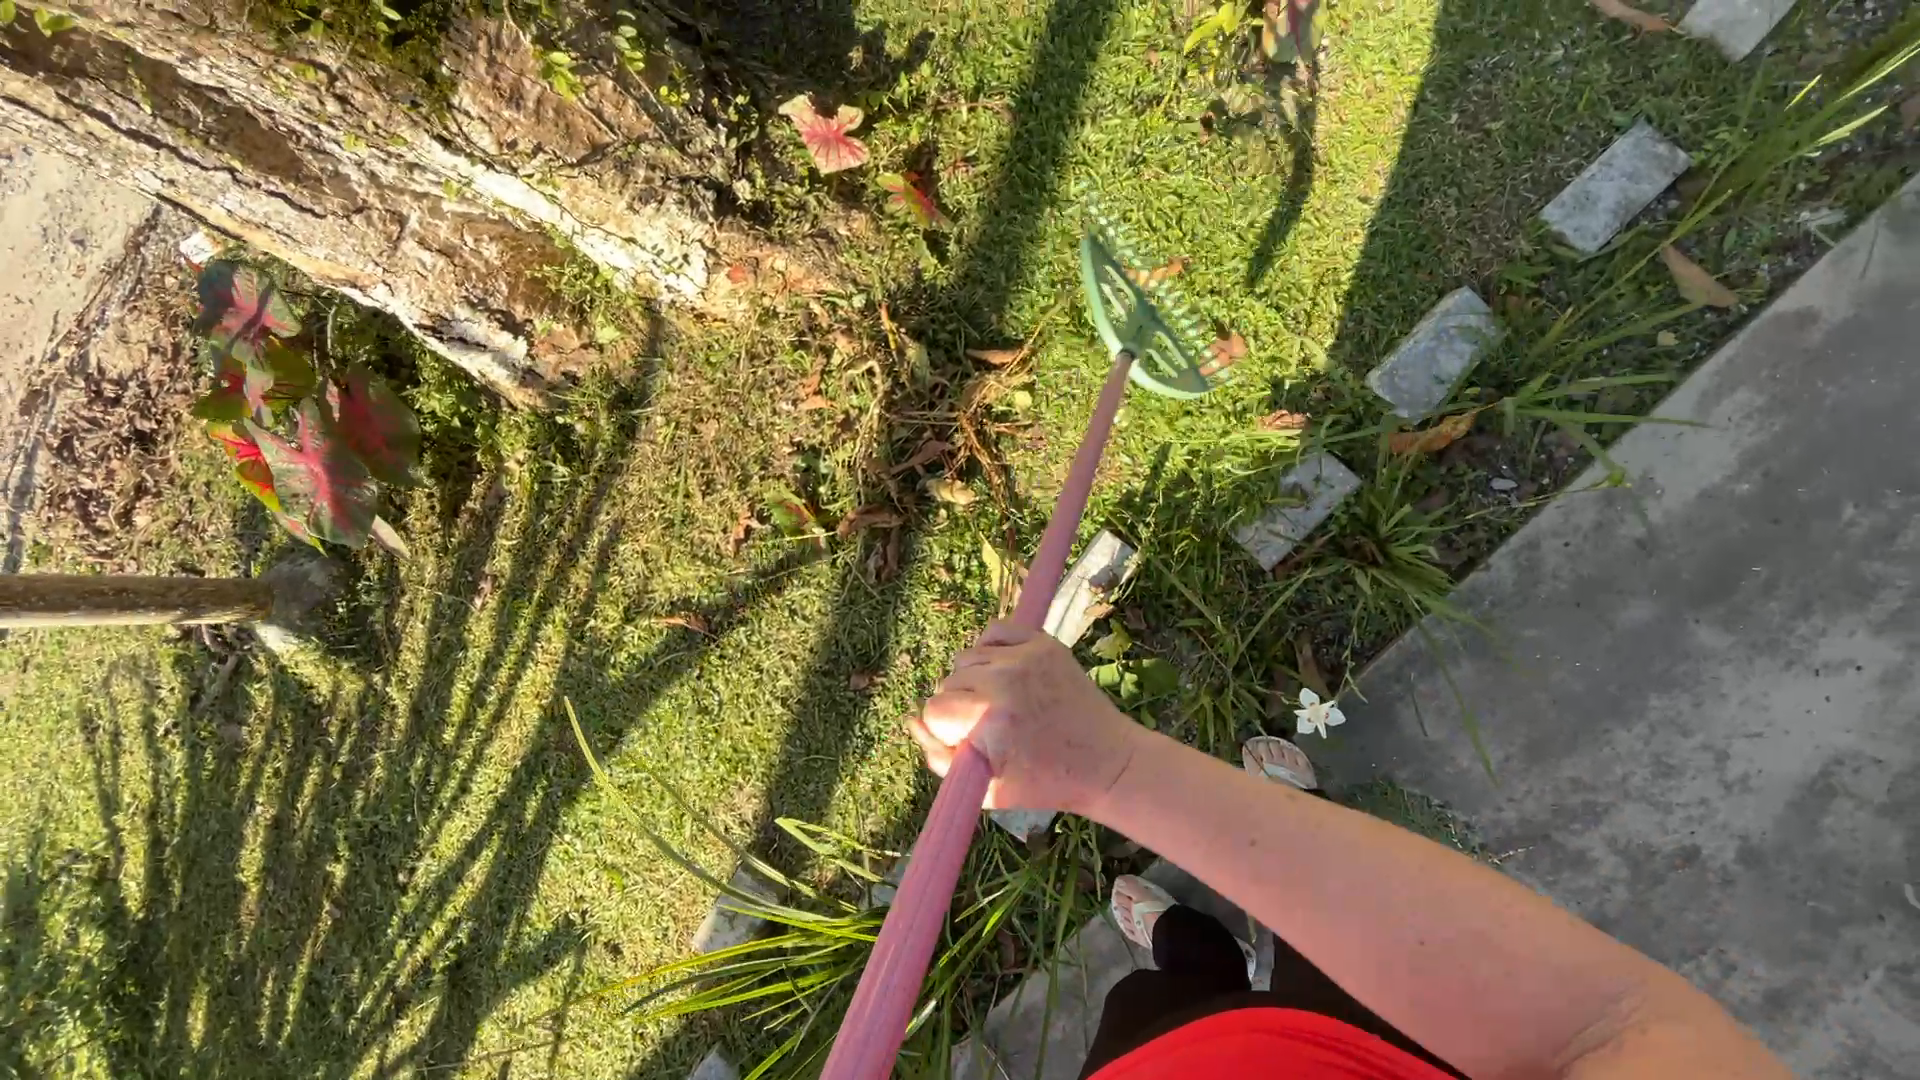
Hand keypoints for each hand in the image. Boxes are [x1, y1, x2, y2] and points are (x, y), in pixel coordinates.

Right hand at [908, 621, 1144, 813]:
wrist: (1107, 762)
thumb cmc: (1044, 782)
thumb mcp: (984, 789)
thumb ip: (938, 756)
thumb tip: (911, 719)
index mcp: (987, 719)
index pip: (934, 710)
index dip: (948, 731)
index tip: (976, 744)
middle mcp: (1003, 680)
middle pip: (948, 683)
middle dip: (961, 707)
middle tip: (994, 728)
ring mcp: (1025, 656)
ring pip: (966, 658)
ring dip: (975, 679)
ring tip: (1001, 702)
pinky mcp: (1043, 642)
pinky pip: (993, 631)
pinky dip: (990, 648)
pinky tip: (1003, 671)